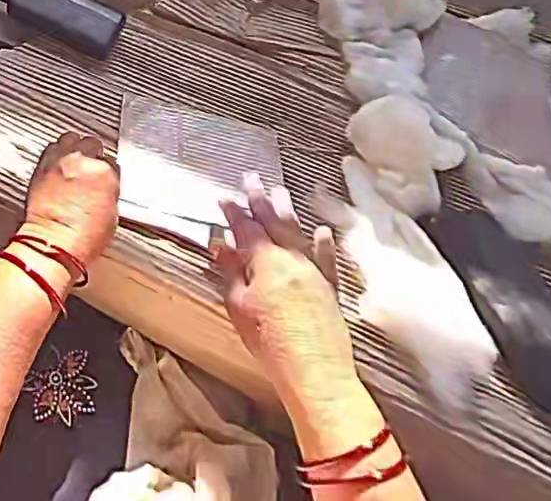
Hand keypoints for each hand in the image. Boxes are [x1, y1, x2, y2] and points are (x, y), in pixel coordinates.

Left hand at [20, 133, 119, 266]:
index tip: (102, 178)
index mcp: (106, 173)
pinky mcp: (44, 164)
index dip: (107, 172)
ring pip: (71, 139)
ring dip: (74, 148)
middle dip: (92, 155)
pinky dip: (56, 153)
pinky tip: (58, 163)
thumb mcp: (111, 215)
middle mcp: (84, 161)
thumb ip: (108, 191)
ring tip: (73, 160)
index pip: (111, 163)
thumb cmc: (82, 237)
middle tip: (88, 167)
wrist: (53, 243)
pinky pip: (52, 148)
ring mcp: (63, 160)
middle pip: (92, 144)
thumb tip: (102, 187)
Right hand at [217, 174, 373, 441]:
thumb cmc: (269, 342)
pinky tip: (322, 230)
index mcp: (266, 260)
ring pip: (298, 233)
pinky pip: (327, 259)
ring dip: (287, 211)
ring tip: (279, 191)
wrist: (316, 374)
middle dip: (259, 198)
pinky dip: (323, 243)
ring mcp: (314, 271)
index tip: (223, 196)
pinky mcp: (331, 289)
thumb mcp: (239, 306)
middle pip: (273, 222)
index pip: (245, 227)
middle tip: (251, 177)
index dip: (233, 211)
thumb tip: (220, 244)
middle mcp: (291, 258)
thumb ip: (230, 272)